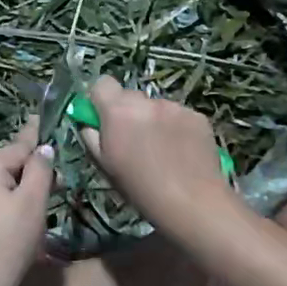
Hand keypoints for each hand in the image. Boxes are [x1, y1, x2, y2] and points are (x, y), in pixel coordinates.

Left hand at [0, 119, 55, 285]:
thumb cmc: (7, 242)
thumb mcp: (32, 202)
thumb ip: (40, 170)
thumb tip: (43, 148)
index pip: (20, 146)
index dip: (39, 139)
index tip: (46, 119)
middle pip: (9, 165)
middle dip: (33, 170)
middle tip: (60, 180)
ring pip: (2, 185)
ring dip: (23, 190)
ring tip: (46, 201)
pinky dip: (10, 206)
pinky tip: (23, 221)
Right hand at [79, 75, 240, 231]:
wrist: (192, 202)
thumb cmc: (139, 188)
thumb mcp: (103, 165)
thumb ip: (90, 136)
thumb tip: (89, 122)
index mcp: (118, 111)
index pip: (102, 83)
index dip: (100, 99)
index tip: (103, 120)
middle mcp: (146, 101)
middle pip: (130, 95)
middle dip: (127, 112)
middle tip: (132, 140)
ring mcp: (175, 107)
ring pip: (155, 106)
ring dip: (153, 120)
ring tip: (161, 150)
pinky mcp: (198, 116)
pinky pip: (178, 115)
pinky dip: (175, 128)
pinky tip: (180, 152)